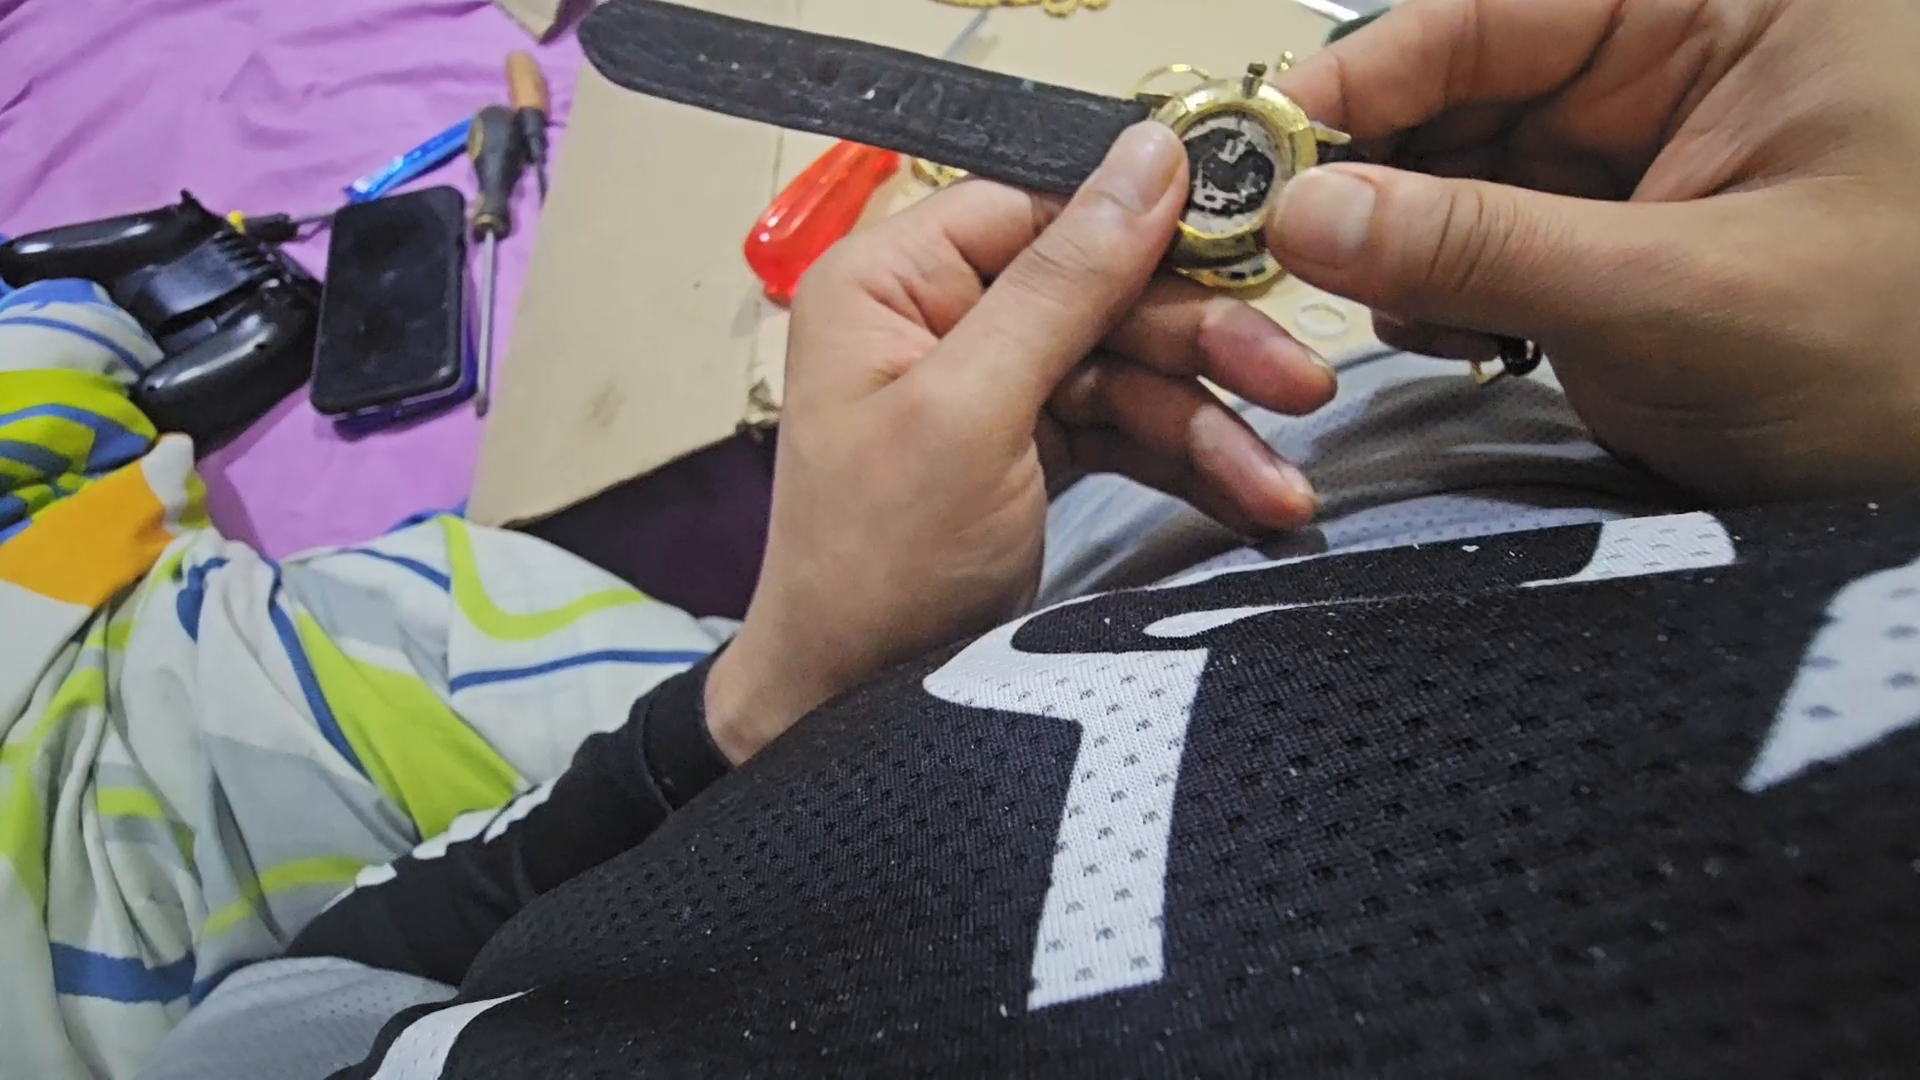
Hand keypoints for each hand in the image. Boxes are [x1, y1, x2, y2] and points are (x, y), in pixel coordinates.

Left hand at [704, 124, 1337, 760]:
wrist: (855, 695)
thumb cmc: (882, 560)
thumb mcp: (969, 413)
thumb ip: (1059, 287)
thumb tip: (1148, 154)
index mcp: (892, 284)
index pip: (1036, 211)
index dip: (1141, 227)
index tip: (1246, 251)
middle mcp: (939, 322)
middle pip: (1097, 295)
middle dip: (1198, 347)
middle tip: (1298, 382)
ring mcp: (990, 388)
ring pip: (1122, 371)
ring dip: (1208, 425)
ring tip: (1282, 487)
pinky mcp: (1027, 449)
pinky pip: (1120, 433)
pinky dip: (1181, 465)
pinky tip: (1248, 499)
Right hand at [1267, 0, 1919, 503]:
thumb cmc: (1892, 361)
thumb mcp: (1665, 296)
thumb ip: (1469, 248)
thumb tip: (1300, 216)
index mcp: (1721, 7)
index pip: (1479, 15)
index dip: (1348, 87)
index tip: (1247, 165)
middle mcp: (1651, 67)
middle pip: (1437, 101)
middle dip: (1360, 188)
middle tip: (1292, 258)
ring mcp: (1602, 159)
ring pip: (1430, 184)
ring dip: (1393, 258)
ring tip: (1428, 319)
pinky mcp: (1568, 237)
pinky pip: (1448, 247)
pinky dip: (1423, 296)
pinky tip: (1459, 336)